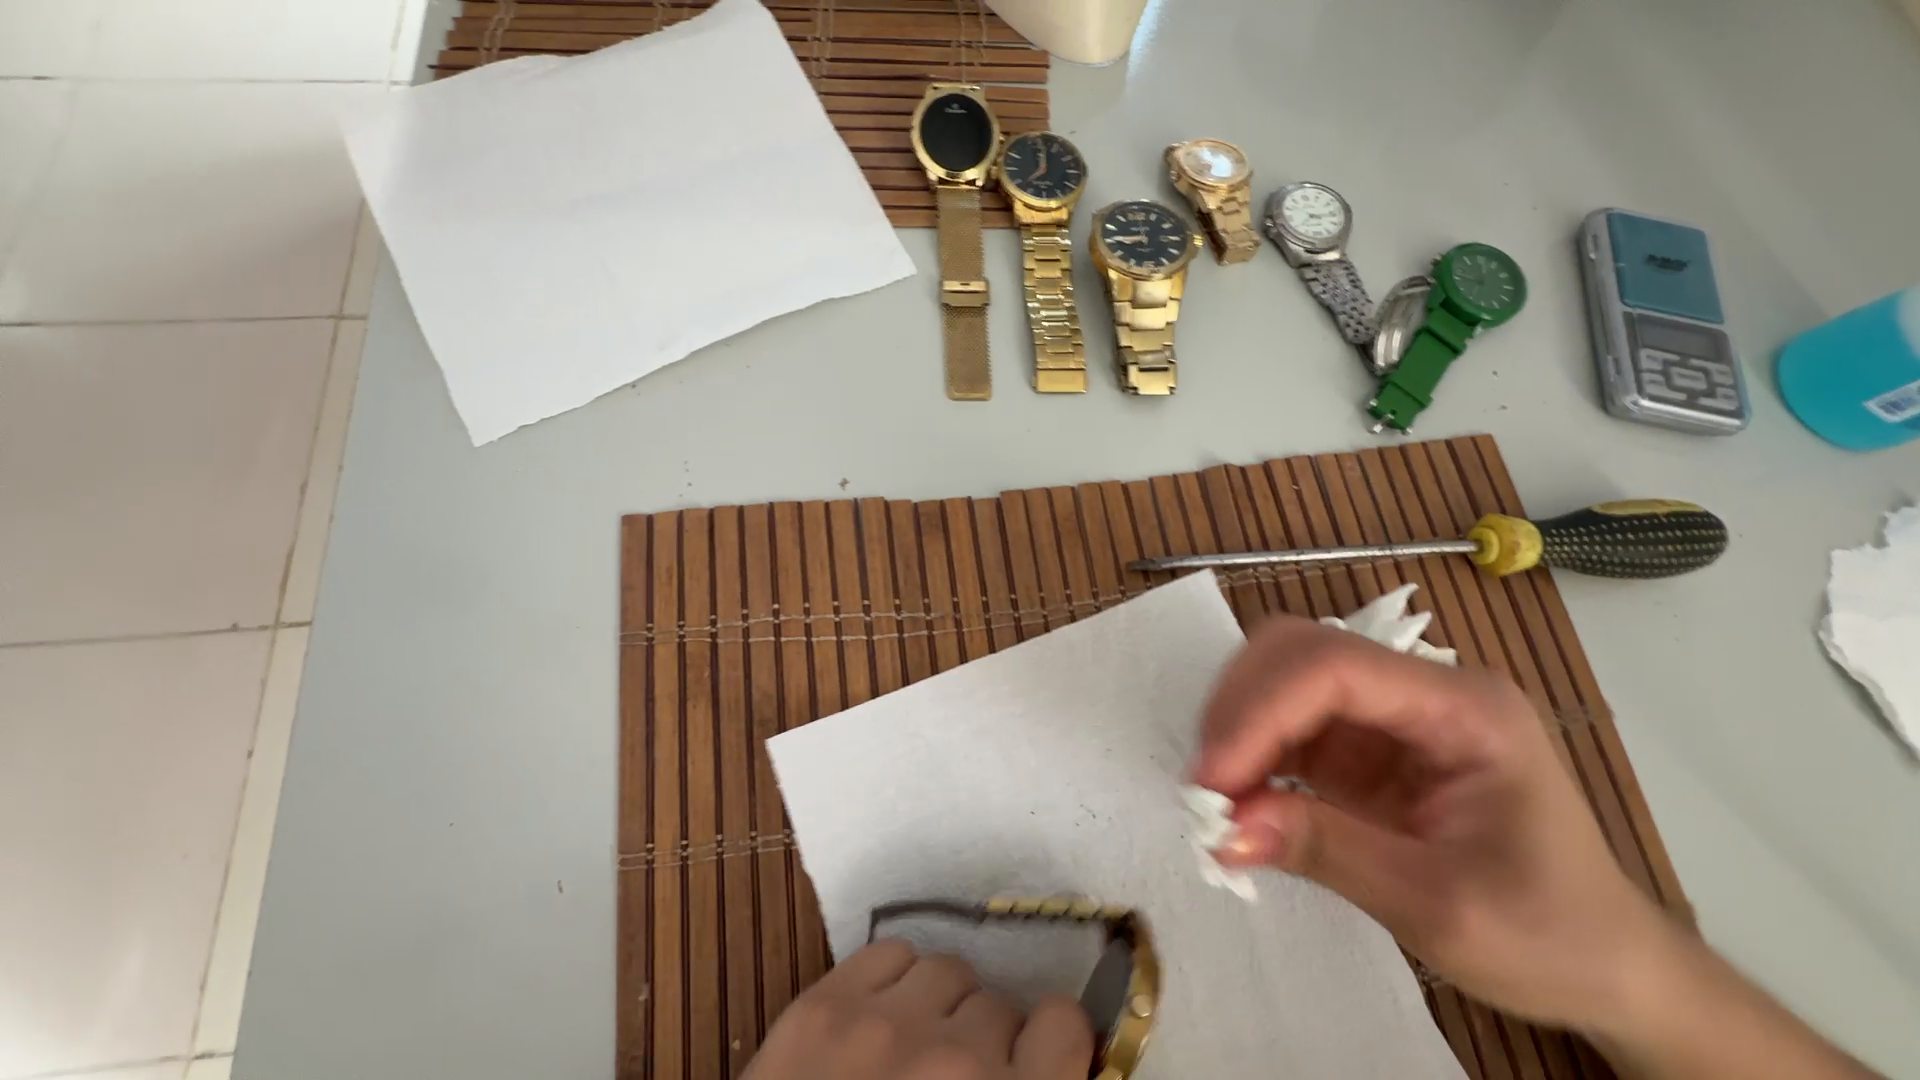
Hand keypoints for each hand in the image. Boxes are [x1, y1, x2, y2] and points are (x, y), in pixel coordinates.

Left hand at [744, 941, 1093, 1079]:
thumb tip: (1036, 1064)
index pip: (1065, 1023)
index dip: (1049, 1043)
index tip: (1027, 1061)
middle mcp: (960, 1063)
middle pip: (998, 1003)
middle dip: (981, 1039)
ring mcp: (886, 1028)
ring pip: (947, 970)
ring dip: (937, 1006)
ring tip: (910, 1048)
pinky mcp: (824, 1006)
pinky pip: (891, 952)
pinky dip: (892, 982)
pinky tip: (875, 1024)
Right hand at [1187, 615, 1666, 1030]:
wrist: (1605, 965)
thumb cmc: (1548, 935)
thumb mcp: (1440, 907)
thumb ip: (1328, 852)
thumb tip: (1225, 828)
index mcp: (1464, 708)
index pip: (1335, 668)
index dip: (1259, 711)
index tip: (1212, 782)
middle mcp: (1422, 690)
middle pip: (1301, 650)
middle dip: (1240, 707)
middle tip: (1206, 786)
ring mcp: (1390, 713)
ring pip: (1282, 677)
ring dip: (1237, 727)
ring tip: (1217, 797)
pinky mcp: (1362, 744)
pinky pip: (1286, 725)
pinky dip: (1250, 754)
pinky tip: (1238, 797)